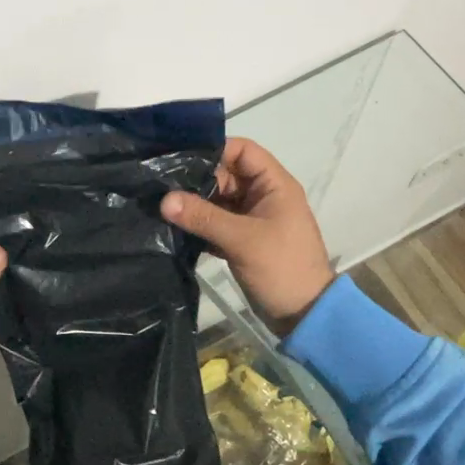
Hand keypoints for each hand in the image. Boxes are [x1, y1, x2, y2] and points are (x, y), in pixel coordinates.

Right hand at [161, 137, 333, 333]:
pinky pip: (216, 223)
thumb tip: (164, 199)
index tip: (180, 159)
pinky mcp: (242, 240)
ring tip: (161, 207)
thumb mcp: (242, 239)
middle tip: (162, 188)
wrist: (303, 314)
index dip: (214, 150)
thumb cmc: (281, 267)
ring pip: (218, 200)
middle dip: (196, 181)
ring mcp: (252, 219)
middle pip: (225, 174)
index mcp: (274, 185)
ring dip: (194, 205)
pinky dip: (199, 225)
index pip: (242, 150)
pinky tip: (174, 229)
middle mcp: (263, 196)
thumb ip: (203, 217)